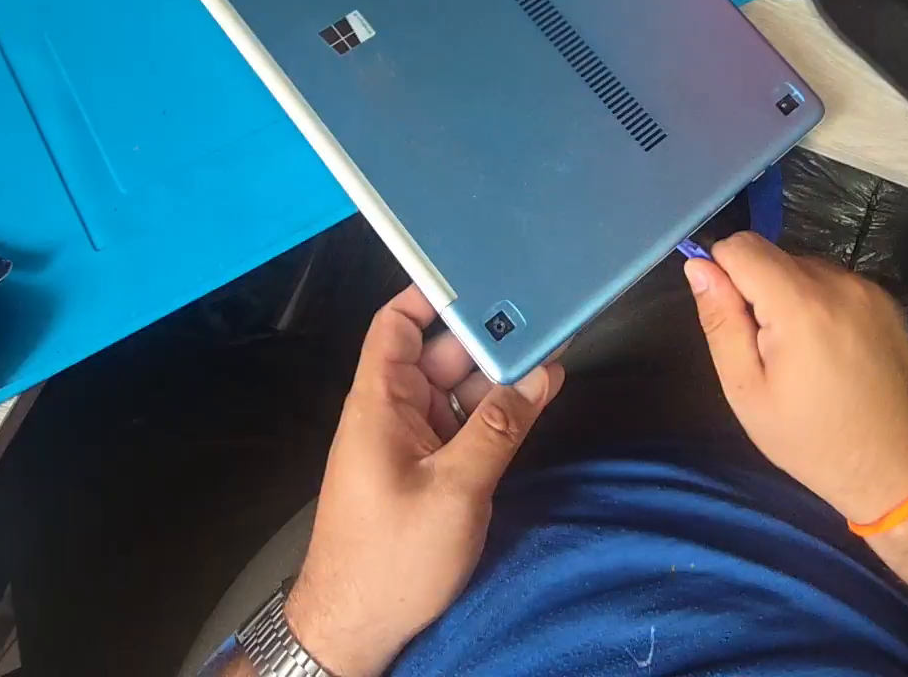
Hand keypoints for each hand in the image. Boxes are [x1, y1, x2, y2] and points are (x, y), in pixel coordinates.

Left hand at [286, 285, 563, 676]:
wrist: (356, 634)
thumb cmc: (388, 560)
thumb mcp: (453, 490)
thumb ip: (499, 427)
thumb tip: (540, 375)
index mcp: (380, 402)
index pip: (395, 325)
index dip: (428, 294)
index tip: (475, 274)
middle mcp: (397, 410)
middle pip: (441, 353)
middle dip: (486, 334)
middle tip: (538, 313)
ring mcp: (417, 438)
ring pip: (461, 387)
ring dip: (500, 373)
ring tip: (551, 348)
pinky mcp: (434, 465)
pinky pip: (469, 421)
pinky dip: (500, 408)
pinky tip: (538, 392)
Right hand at [686, 232, 907, 525]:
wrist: (900, 468)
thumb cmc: (812, 440)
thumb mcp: (746, 390)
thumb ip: (720, 320)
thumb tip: (698, 266)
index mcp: (801, 304)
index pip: (741, 245)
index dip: (723, 274)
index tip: (732, 318)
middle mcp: (838, 282)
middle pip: (771, 255)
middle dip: (756, 290)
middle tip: (767, 350)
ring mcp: (867, 288)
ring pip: (799, 266)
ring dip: (786, 295)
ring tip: (800, 354)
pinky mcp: (884, 298)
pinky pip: (830, 281)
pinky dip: (816, 302)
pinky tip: (828, 349)